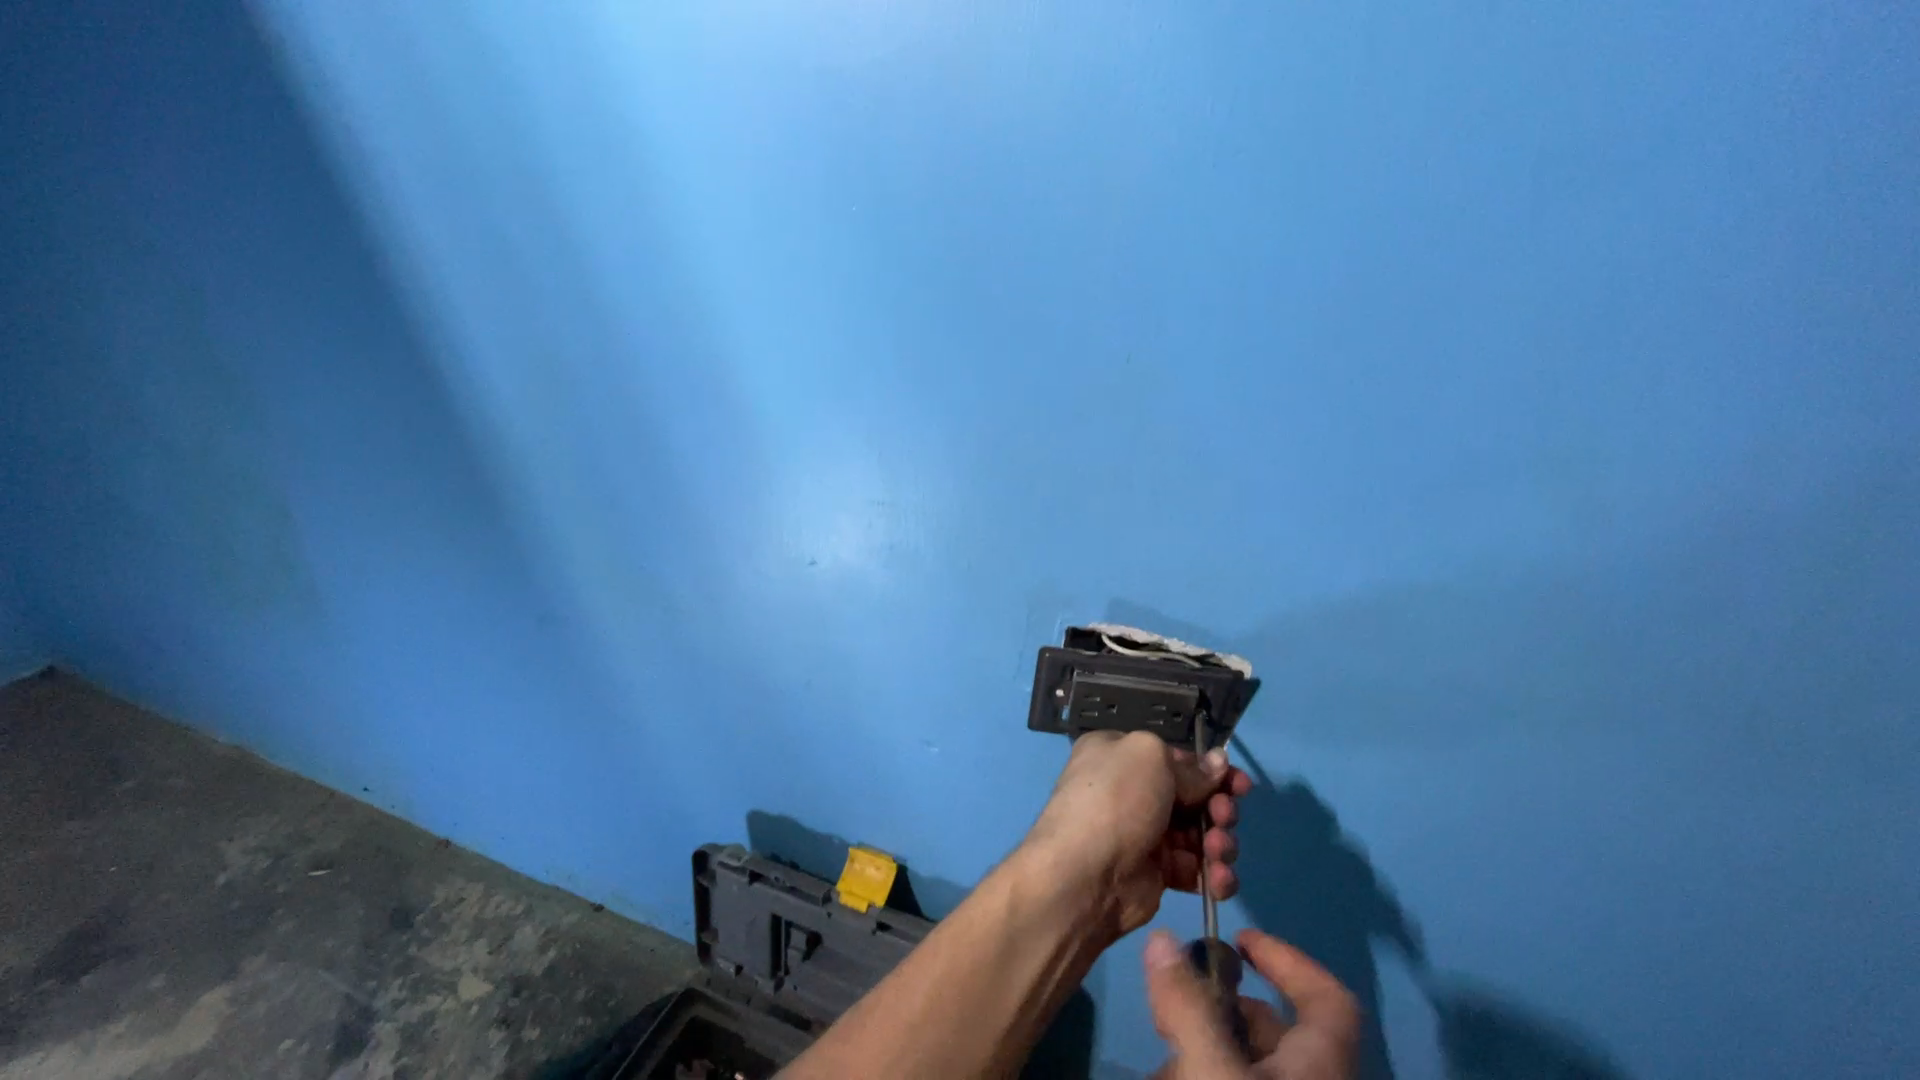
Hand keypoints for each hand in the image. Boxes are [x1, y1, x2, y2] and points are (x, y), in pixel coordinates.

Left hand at [1020, 730, 1251, 940]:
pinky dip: (1213, 875)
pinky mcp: (1157, 873)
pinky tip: (1218, 880)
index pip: (1178, 757)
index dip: (1213, 771)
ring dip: (1220, 842)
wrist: (1083, 875)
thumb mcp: (1150, 758)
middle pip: (1195, 796)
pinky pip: (1196, 869)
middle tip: (1224, 816)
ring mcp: (1145, 833)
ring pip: (1201, 833)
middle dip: (1219, 807)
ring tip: (1216, 851)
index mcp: (1122, 754)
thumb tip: (1217, 763)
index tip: (1241, 784)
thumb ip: (1188, 764)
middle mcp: (1132, 791)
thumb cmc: (1114, 801)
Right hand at [1144, 929, 1359, 1079]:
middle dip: (1219, 1009)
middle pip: (1275, 1029)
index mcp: (1324, 1063)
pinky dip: (1202, 1073)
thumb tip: (1162, 939)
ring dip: (1200, 1048)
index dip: (1286, 960)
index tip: (1239, 939)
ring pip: (1247, 1064)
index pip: (1328, 996)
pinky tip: (1167, 1076)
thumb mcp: (1213, 1071)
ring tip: (1161, 1057)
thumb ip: (1188, 1006)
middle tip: (1170, 1007)